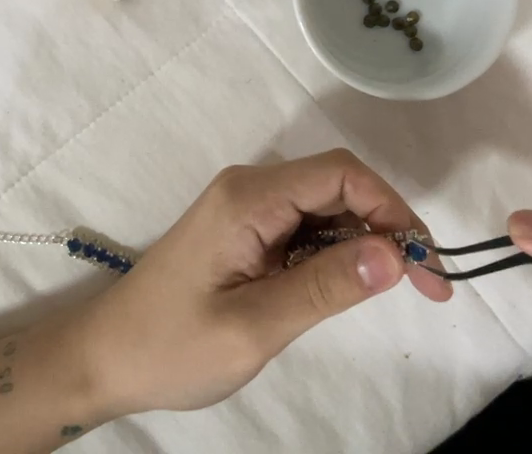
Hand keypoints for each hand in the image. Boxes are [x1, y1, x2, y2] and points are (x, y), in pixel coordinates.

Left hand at [70, 149, 451, 417]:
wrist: (105, 357)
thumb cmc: (173, 346)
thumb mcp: (255, 326)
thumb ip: (325, 287)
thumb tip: (394, 256)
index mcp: (249, 197)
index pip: (340, 174)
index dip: (392, 209)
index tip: (426, 267)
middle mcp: (250, 187)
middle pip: (337, 184)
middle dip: (386, 226)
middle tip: (425, 286)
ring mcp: (246, 207)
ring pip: (325, 205)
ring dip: (364, 241)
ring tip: (394, 291)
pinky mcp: (245, 229)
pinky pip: (304, 225)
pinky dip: (336, 251)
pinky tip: (346, 285)